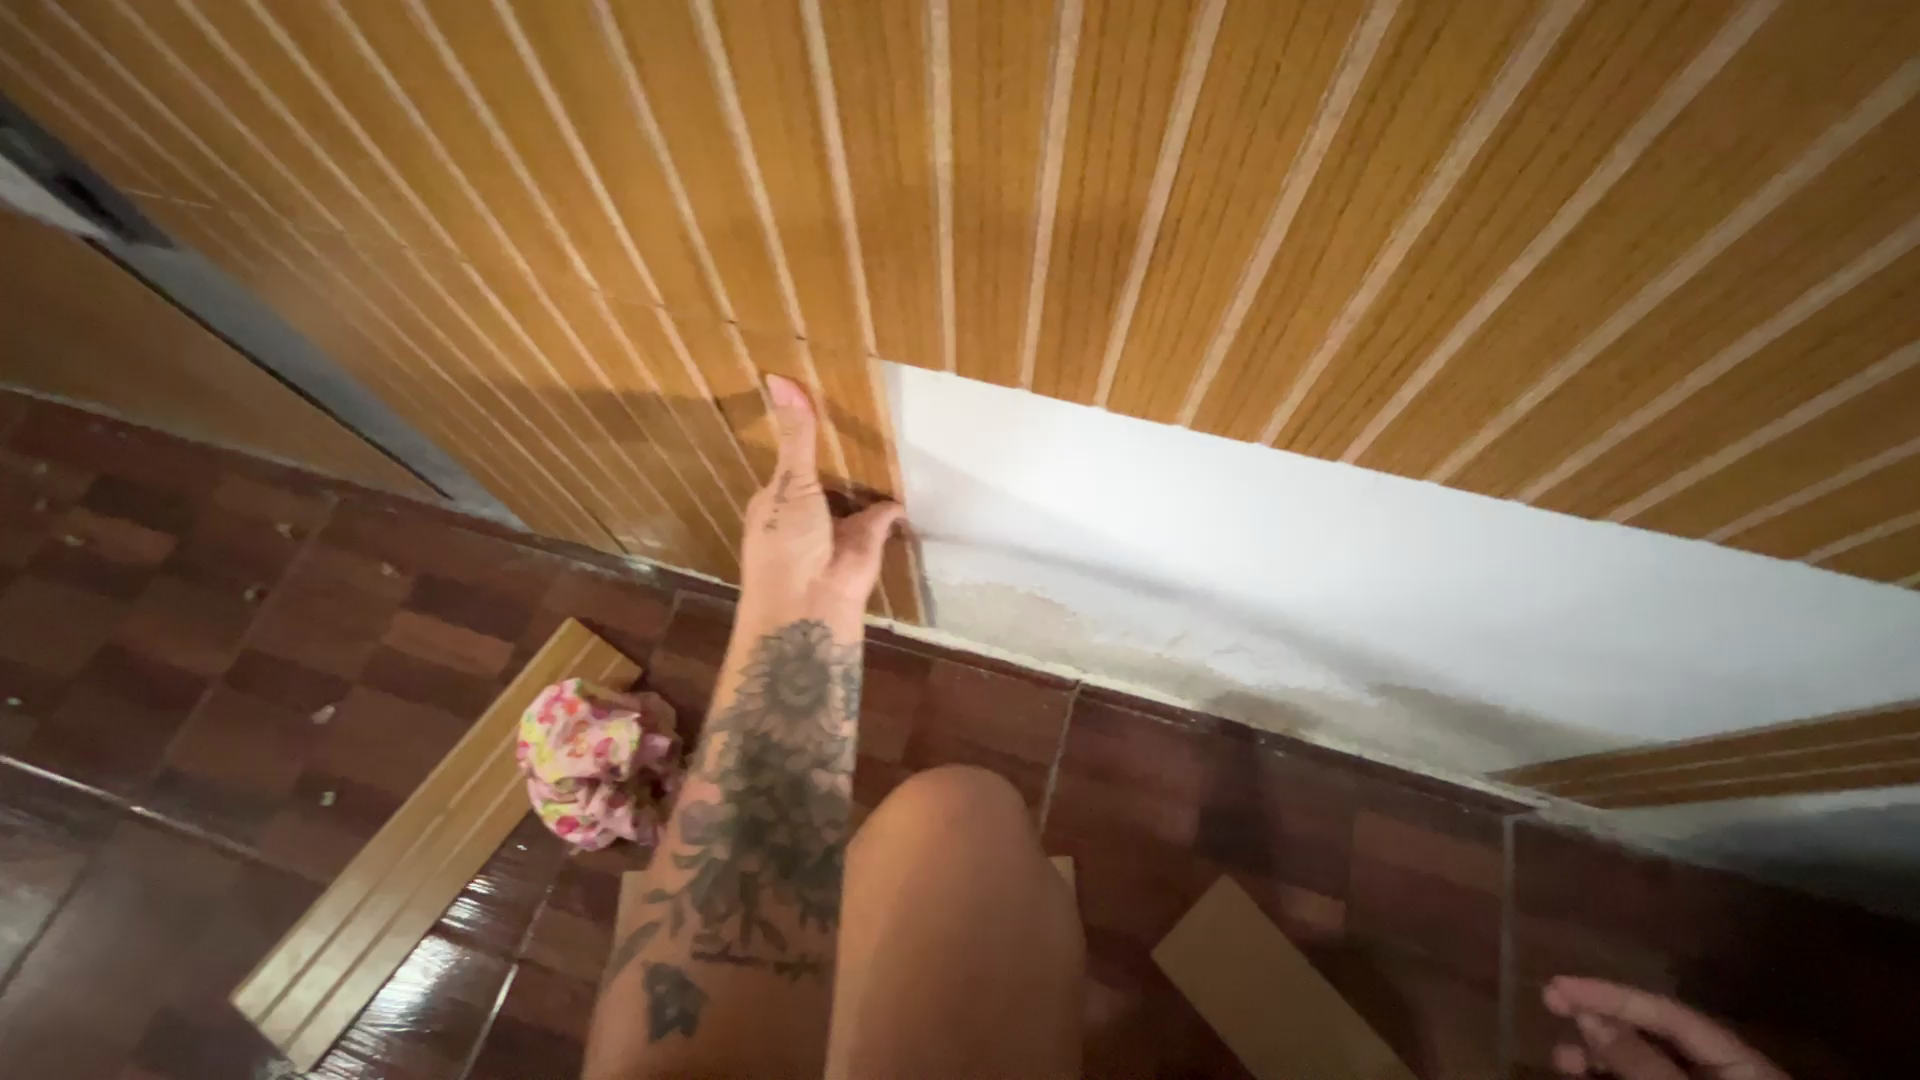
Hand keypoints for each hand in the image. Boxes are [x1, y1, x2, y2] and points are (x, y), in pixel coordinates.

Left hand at [737, 375, 902, 634]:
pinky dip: (896, 500)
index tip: (820, 400)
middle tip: (863, 407)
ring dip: (870, 473)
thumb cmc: (785, 541)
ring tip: (888, 429)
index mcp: (778, 498)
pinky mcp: (870, 539)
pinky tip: (909, 472)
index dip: (802, 435)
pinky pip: (885, 513)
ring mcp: (840, 526)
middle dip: (841, 453)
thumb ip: (795, 436)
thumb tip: (778, 377)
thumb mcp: (790, 482)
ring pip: (857, 492)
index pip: (790, 459)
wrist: (810, 602)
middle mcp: (808, 511)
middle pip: (827, 474)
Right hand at [1544, 977, 1789, 1079]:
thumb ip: (1641, 1059)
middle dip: (1600, 1021)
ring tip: (1560, 1058)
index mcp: (1742, 1059)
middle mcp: (1724, 1069)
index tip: (1557, 983)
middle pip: (1653, 1033)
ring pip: (1643, 1061)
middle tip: (1550, 1003)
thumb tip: (1585, 1012)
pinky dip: (1610, 1076)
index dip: (1610, 994)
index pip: (1666, 1011)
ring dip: (1598, 1055)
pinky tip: (1581, 1073)